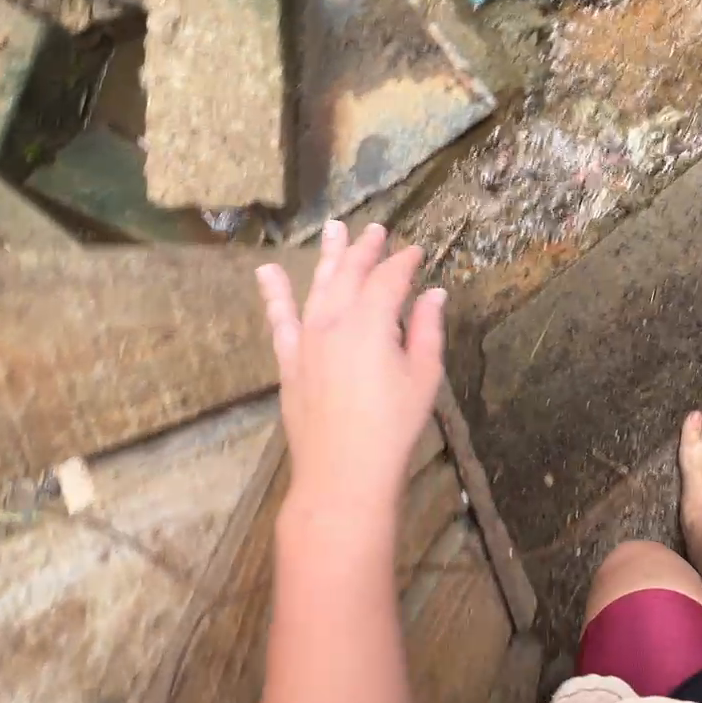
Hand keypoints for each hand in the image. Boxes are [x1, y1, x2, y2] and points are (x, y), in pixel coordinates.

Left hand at [255, 221, 447, 524]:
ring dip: (327, 257)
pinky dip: (274, 294)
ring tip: (333, 230)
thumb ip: (427, 328)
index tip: (417, 250)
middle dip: (365, 250)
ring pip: (318, 287)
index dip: (404, 261)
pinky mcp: (290, 361)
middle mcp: (335, 321)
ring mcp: (307, 340)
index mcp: (372, 322)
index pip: (390, 279)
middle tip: (376, 229)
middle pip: (351, 274)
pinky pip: (280, 320)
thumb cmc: (394, 425)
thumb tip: (434, 293)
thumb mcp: (424, 375)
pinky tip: (266, 273)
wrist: (343, 473)